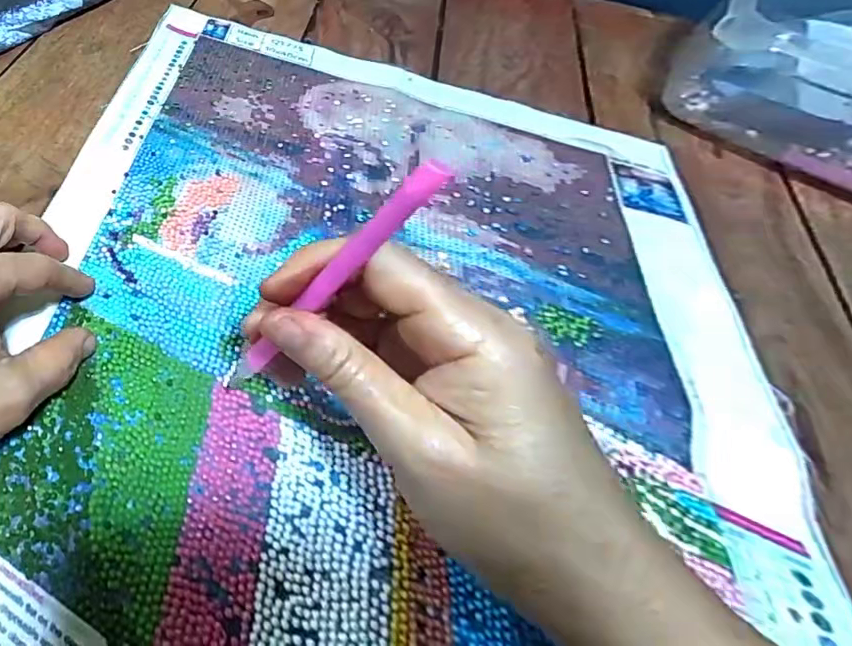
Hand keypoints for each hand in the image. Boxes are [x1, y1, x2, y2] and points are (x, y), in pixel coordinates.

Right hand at [243, 240, 759, 644]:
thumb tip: (275, 317)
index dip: (315, 267)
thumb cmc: (511, 521)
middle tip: (255, 338)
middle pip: (369, 281)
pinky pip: (380, 342)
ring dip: (313, 327)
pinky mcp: (446, 370)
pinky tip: (304, 372)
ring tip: (269, 359)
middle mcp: (466, 322)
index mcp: (473, 329)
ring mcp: (456, 346)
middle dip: (305, 300)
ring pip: (367, 311)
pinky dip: (335, 351)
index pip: (380, 261)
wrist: (596, 590)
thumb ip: (344, 370)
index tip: (266, 300)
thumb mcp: (416, 446)